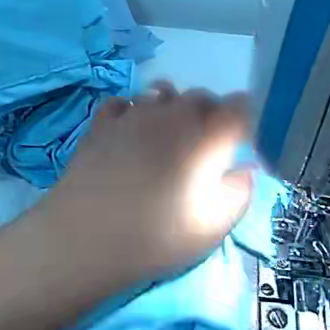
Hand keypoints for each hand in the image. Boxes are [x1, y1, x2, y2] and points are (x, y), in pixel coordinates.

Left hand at [30, 82, 253, 285]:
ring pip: (163, 92)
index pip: (239, 106)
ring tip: (168, 134)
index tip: (239, 142)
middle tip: (205, 144)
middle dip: (210, 112)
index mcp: (208, 136)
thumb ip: (239, 191)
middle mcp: (175, 114)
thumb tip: (244, 168)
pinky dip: (134, 111)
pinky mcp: (103, 122)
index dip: (243, 119)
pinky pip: (126, 102)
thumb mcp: (214, 226)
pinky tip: (131, 133)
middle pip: (202, 96)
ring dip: (173, 107)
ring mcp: (135, 114)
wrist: (85, 238)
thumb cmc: (157, 237)